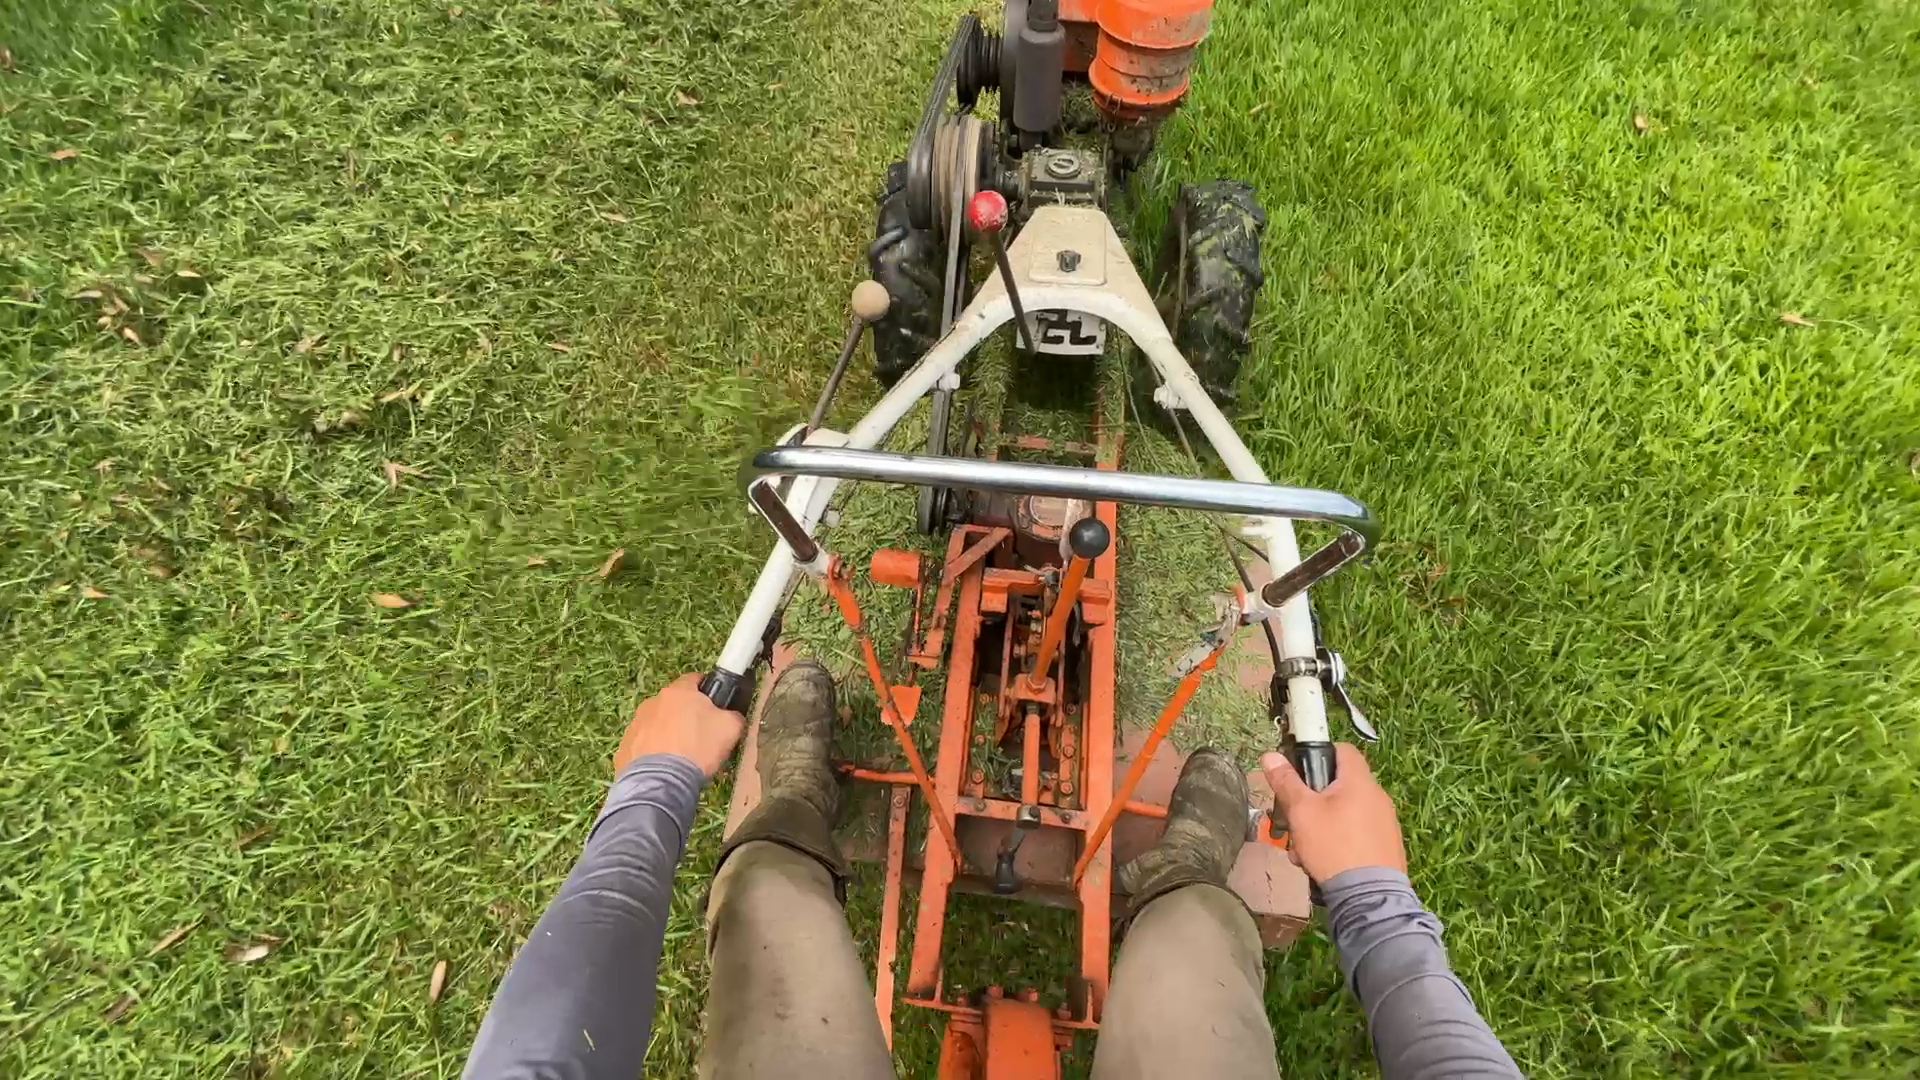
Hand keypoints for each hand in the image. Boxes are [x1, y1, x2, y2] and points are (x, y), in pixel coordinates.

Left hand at [614, 673, 745, 778]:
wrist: (660, 783)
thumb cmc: (698, 748)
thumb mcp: (731, 728)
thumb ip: (733, 714)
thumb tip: (730, 716)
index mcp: (679, 692)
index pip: (695, 679)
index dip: (707, 690)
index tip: (715, 705)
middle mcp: (653, 702)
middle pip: (674, 703)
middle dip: (686, 714)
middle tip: (701, 735)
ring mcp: (635, 725)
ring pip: (657, 723)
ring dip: (667, 733)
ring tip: (680, 756)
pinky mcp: (624, 748)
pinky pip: (643, 745)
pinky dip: (653, 753)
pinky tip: (664, 769)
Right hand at [1261, 743, 1406, 881]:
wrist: (1370, 899)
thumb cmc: (1333, 844)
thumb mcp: (1301, 810)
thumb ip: (1286, 781)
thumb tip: (1270, 755)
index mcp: (1359, 782)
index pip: (1342, 749)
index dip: (1318, 753)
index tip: (1299, 770)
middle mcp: (1376, 798)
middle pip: (1338, 784)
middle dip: (1310, 798)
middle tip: (1293, 814)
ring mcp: (1384, 825)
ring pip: (1342, 812)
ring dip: (1318, 823)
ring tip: (1301, 845)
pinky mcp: (1384, 848)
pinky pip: (1353, 833)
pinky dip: (1334, 840)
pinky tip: (1318, 861)